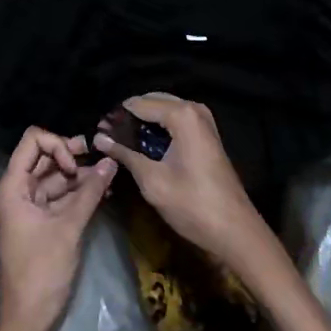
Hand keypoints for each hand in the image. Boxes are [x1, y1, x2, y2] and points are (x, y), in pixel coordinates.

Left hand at [0, 126, 116, 330]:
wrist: (29, 319)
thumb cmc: (41, 270)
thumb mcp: (68, 227)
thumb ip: (91, 192)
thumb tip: (112, 160)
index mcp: (14, 186)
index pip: (33, 141)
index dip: (58, 144)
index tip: (75, 166)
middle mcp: (21, 190)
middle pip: (47, 156)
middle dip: (74, 155)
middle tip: (102, 159)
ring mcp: (33, 206)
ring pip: (59, 176)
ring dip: (83, 175)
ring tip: (110, 177)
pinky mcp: (45, 221)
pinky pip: (63, 195)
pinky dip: (82, 192)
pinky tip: (105, 192)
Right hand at [92, 94, 271, 272]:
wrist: (234, 228)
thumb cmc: (192, 204)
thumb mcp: (152, 181)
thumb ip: (125, 154)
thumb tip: (99, 138)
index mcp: (182, 114)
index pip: (140, 104)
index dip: (117, 116)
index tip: (96, 131)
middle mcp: (194, 109)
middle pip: (154, 101)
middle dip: (130, 116)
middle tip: (106, 137)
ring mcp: (203, 120)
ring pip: (165, 110)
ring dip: (144, 122)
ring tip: (119, 142)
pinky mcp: (206, 133)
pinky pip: (176, 120)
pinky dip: (159, 128)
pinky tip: (143, 146)